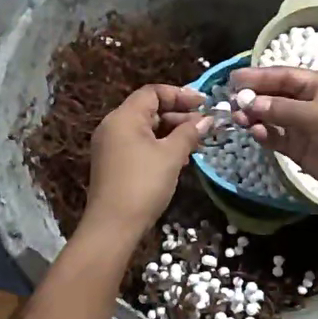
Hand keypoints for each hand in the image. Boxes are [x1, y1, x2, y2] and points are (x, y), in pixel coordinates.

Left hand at [84, 84, 209, 236]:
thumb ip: (189, 134)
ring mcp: (111, 146)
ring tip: (196, 144)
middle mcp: (113, 126)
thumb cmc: (143, 184)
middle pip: (149, 110)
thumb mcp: (171, 156)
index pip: (152, 92)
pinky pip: (139, 145)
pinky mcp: (113, 164)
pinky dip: (159, 147)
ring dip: (171, 133)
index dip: (180, 95)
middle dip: (178, 115)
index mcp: (123, 117)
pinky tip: (179, 159)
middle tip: (205, 127)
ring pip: (145, 129)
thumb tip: (206, 120)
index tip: (204, 104)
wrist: (113, 225)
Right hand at [229, 66, 317, 198]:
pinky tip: (256, 133)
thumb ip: (283, 109)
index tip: (234, 79)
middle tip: (231, 101)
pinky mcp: (300, 150)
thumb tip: (251, 103)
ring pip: (272, 118)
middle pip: (275, 96)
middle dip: (253, 97)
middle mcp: (309, 103)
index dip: (259, 77)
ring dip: (255, 117)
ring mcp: (304, 127)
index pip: (284, 76)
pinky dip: (265, 135)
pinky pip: (277, 138)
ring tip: (239, 118)